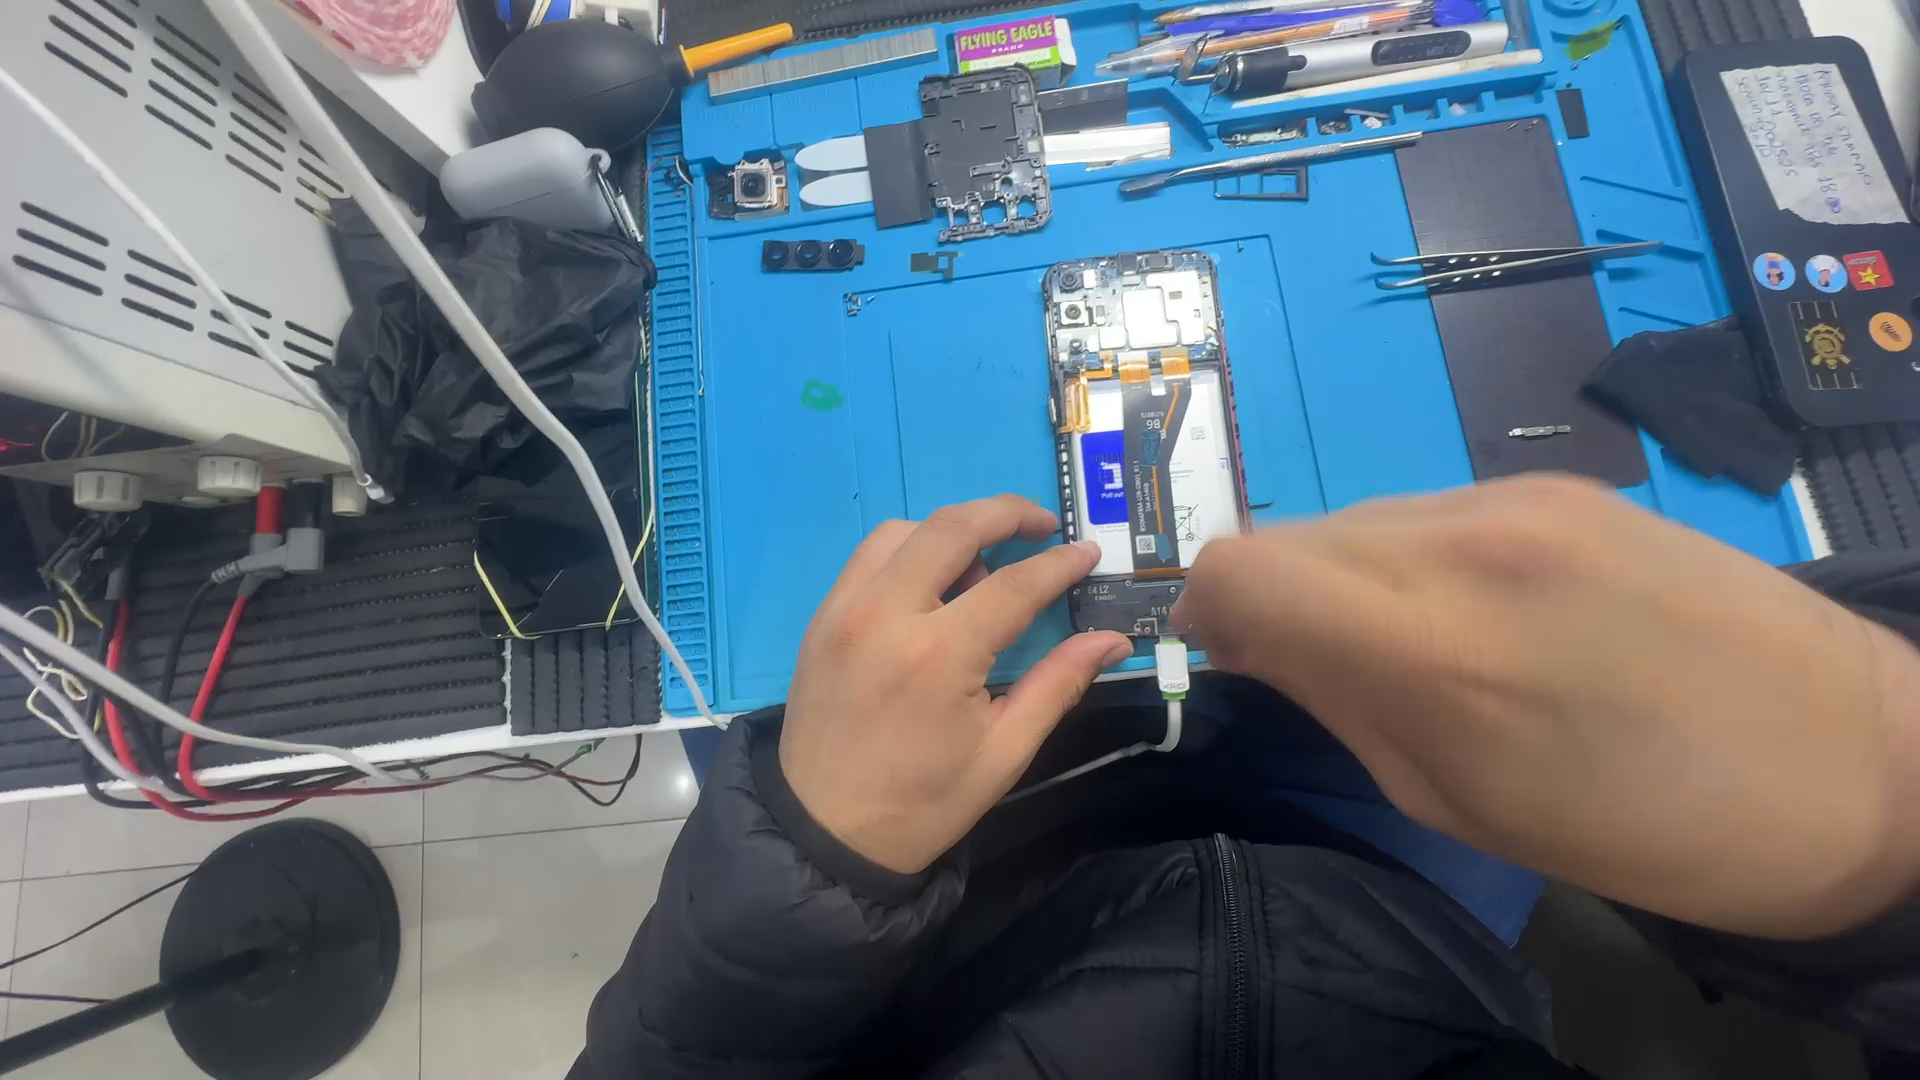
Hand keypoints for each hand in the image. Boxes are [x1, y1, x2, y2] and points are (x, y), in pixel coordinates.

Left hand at [780, 496, 1132, 873]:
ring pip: (904, 531)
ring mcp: (844, 610)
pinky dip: (908, 549)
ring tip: (981, 569)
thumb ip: (1058, 685)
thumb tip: (1112, 639)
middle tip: (1042, 524)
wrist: (822, 833)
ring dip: (952, 531)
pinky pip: (869, 556)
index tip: (1087, 553)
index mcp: (937, 656)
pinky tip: (931, 583)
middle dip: (1006, 512)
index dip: (1059, 564)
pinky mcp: (821, 617)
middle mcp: (885, 615)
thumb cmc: (922, 802)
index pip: (1013, 585)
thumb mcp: (1003, 753)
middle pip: (951, 528)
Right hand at [1173, 474, 1919, 937]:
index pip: (1238, 569)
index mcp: (1426, 644)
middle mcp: (1455, 541)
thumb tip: (1233, 637)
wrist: (1865, 765)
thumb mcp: (1441, 792)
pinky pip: (1414, 511)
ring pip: (1344, 520)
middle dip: (1267, 595)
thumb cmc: (1631, 822)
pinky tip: (1465, 602)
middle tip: (1306, 654)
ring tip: (1401, 634)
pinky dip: (1396, 555)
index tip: (1221, 646)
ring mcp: (1508, 498)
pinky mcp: (1549, 481)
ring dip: (1334, 575)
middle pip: (1280, 538)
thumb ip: (1322, 692)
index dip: (1202, 603)